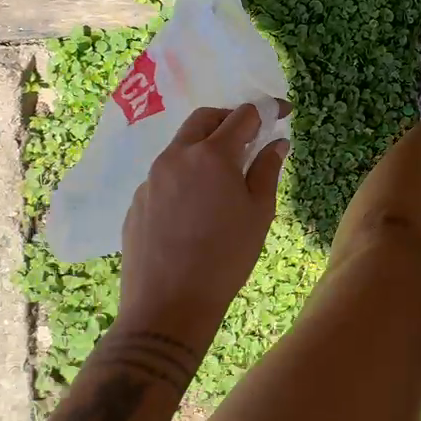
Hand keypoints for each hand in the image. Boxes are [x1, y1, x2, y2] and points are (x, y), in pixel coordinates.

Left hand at [116, 102, 289, 343]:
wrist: (167, 309)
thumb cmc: (225, 257)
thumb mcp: (259, 212)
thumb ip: (267, 169)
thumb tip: (277, 143)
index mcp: (211, 155)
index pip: (243, 115)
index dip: (267, 110)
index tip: (283, 113)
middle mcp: (176, 158)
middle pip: (204, 119)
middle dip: (229, 119)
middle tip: (250, 136)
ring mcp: (151, 180)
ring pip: (181, 145)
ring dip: (205, 145)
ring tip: (224, 173)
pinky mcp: (137, 203)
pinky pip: (165, 174)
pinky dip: (186, 174)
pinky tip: (197, 204)